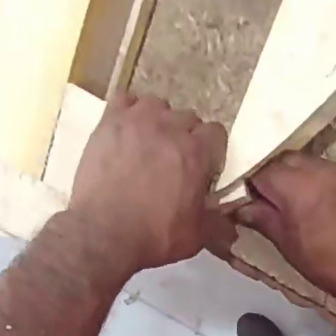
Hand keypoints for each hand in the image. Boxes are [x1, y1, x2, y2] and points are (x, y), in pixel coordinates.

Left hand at [66, 93, 235, 272]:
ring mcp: (136, 121)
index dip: (214, 151)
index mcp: (196, 153)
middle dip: (189, 137)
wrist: (105, 233)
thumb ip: (217, 223)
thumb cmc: (157, 235)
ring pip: (158, 105)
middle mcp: (169, 128)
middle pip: (188, 117)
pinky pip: (125, 100)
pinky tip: (130, 131)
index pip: (216, 132)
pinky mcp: (108, 122)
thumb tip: (230, 228)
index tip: (207, 169)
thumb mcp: (199, 235)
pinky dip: (131, 112)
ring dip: (161, 121)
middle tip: (179, 162)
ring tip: (153, 144)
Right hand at [233, 153, 335, 295]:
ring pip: (304, 162)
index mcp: (295, 186)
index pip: (261, 173)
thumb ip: (262, 218)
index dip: (252, 188)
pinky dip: (315, 180)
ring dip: (295, 176)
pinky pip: (325, 169)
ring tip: (296, 203)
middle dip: (273, 178)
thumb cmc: (324, 263)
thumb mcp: (286, 244)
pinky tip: (317, 201)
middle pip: (282, 161)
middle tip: (272, 204)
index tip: (251, 204)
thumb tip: (239, 207)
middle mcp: (316, 169)